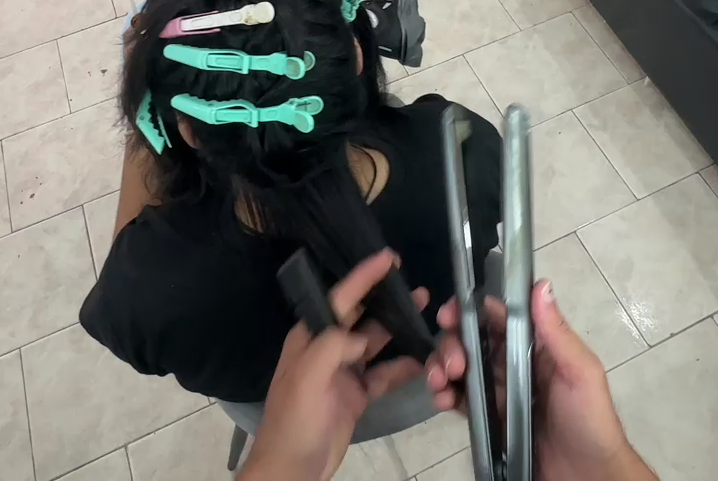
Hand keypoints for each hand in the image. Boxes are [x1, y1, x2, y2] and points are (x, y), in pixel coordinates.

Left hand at [239, 250, 428, 480]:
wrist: (292, 470)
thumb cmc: (294, 418)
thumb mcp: (307, 376)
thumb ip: (333, 346)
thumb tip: (362, 336)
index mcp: (311, 335)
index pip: (340, 297)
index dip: (363, 276)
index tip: (387, 257)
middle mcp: (328, 347)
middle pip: (361, 315)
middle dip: (385, 298)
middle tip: (415, 285)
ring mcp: (344, 371)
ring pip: (375, 342)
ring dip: (397, 328)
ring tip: (425, 313)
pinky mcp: (356, 394)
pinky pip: (383, 374)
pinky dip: (402, 366)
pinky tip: (423, 359)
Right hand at [425, 279, 657, 480]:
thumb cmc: (590, 422)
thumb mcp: (580, 374)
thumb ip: (557, 333)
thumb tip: (541, 283)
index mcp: (533, 345)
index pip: (495, 314)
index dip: (469, 308)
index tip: (449, 313)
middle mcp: (512, 361)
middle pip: (471, 338)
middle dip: (451, 342)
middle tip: (450, 363)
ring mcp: (499, 390)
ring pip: (461, 365)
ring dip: (441, 365)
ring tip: (438, 382)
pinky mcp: (489, 419)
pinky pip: (461, 398)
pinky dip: (444, 393)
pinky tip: (440, 399)